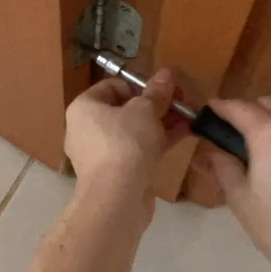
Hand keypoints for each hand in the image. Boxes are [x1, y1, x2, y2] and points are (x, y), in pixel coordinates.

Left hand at [64, 69, 187, 199]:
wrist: (117, 198)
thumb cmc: (125, 143)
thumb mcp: (145, 110)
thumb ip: (156, 92)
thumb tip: (166, 74)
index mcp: (84, 108)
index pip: (111, 86)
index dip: (139, 85)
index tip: (162, 91)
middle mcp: (85, 129)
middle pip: (124, 110)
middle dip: (154, 106)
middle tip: (179, 103)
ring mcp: (99, 154)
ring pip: (132, 132)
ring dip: (159, 124)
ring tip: (187, 120)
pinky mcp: (113, 174)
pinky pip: (135, 152)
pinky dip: (155, 144)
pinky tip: (181, 137)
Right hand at [198, 97, 270, 271]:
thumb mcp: (242, 200)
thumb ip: (224, 168)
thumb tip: (209, 154)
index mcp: (270, 135)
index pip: (239, 109)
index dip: (220, 107)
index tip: (207, 112)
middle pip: (265, 106)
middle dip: (245, 113)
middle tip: (228, 137)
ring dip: (267, 121)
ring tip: (254, 150)